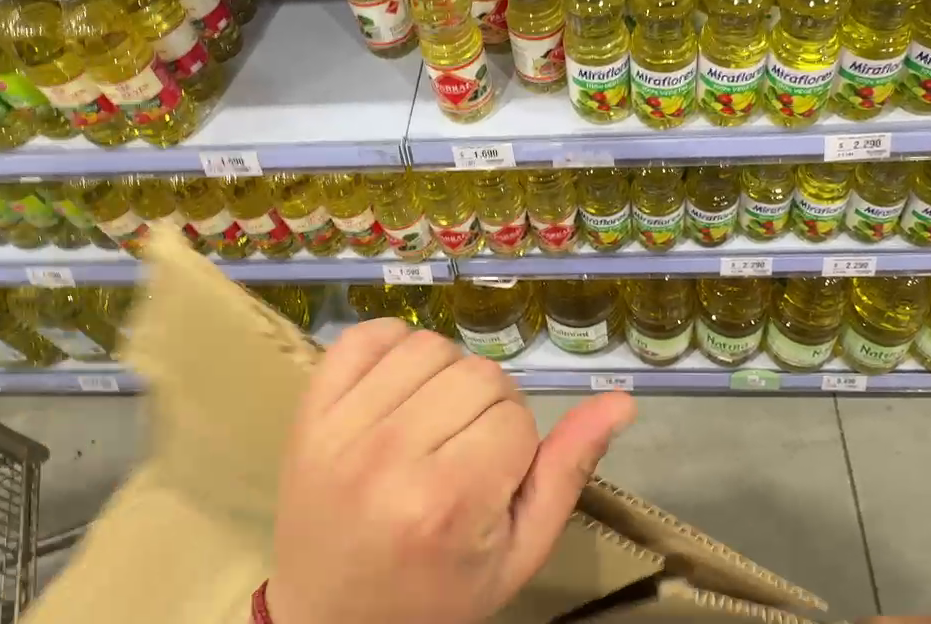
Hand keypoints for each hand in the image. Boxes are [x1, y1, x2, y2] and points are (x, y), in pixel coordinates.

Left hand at [266, 319, 636, 623]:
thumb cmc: (433, 594)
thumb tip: (621, 402)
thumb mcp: (515, 555)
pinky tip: (399, 386)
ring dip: (447, 376)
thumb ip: (567, 474)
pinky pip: (367, 335)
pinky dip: (393, 346)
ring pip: (431, 346)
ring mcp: (342, 428)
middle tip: (466, 450)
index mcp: (448, 502)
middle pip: (479, 374)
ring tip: (434, 420)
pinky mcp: (309, 409)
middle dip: (488, 409)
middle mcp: (391, 455)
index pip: (516, 419)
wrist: (329, 620)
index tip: (494, 478)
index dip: (517, 445)